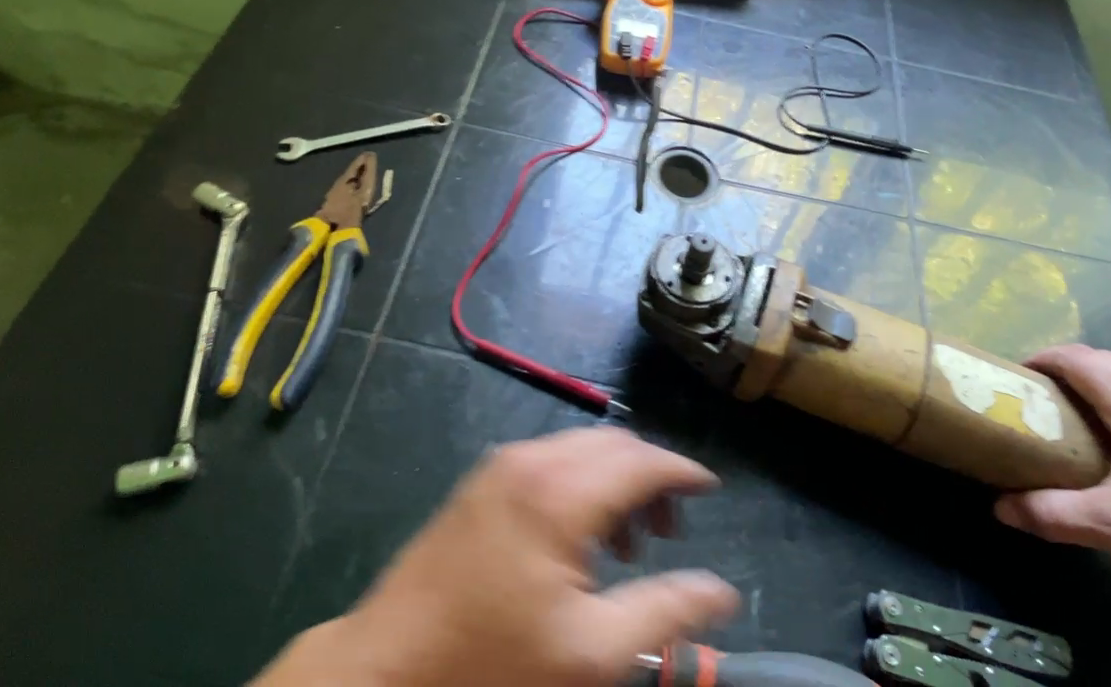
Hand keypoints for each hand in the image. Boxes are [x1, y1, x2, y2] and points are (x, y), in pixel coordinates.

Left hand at [256, 427, 738, 686]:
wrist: (389, 665)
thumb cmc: (494, 661)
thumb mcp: (592, 652)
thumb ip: (665, 612)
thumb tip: (722, 593)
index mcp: (560, 492)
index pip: (641, 460)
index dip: (682, 472)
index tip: (709, 490)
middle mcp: (530, 461)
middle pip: (612, 446)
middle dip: (649, 477)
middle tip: (667, 533)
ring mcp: (499, 468)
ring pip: (579, 452)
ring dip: (614, 483)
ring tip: (627, 545)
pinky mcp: (480, 485)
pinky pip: (547, 464)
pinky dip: (579, 486)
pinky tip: (579, 540)